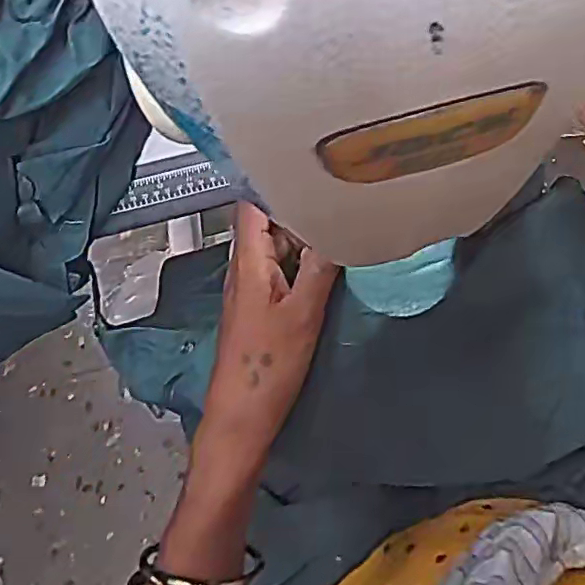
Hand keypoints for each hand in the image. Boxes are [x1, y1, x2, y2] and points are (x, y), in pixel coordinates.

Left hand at [195, 203, 339, 472]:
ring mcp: (253, 285)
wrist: (242, 417)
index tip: (312, 167)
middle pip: (270, 221)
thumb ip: (321, 266)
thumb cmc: (268, 366)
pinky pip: (283, 268)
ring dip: (306, 236)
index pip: (253, 203)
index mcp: (248, 260)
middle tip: (341, 196)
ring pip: (280, 246)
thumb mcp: (303, 313)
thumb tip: (340, 223)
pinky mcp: (263, 304)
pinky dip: (304, 261)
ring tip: (343, 222)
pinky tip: (330, 262)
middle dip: (303, 208)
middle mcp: (245, 266)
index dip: (277, 180)